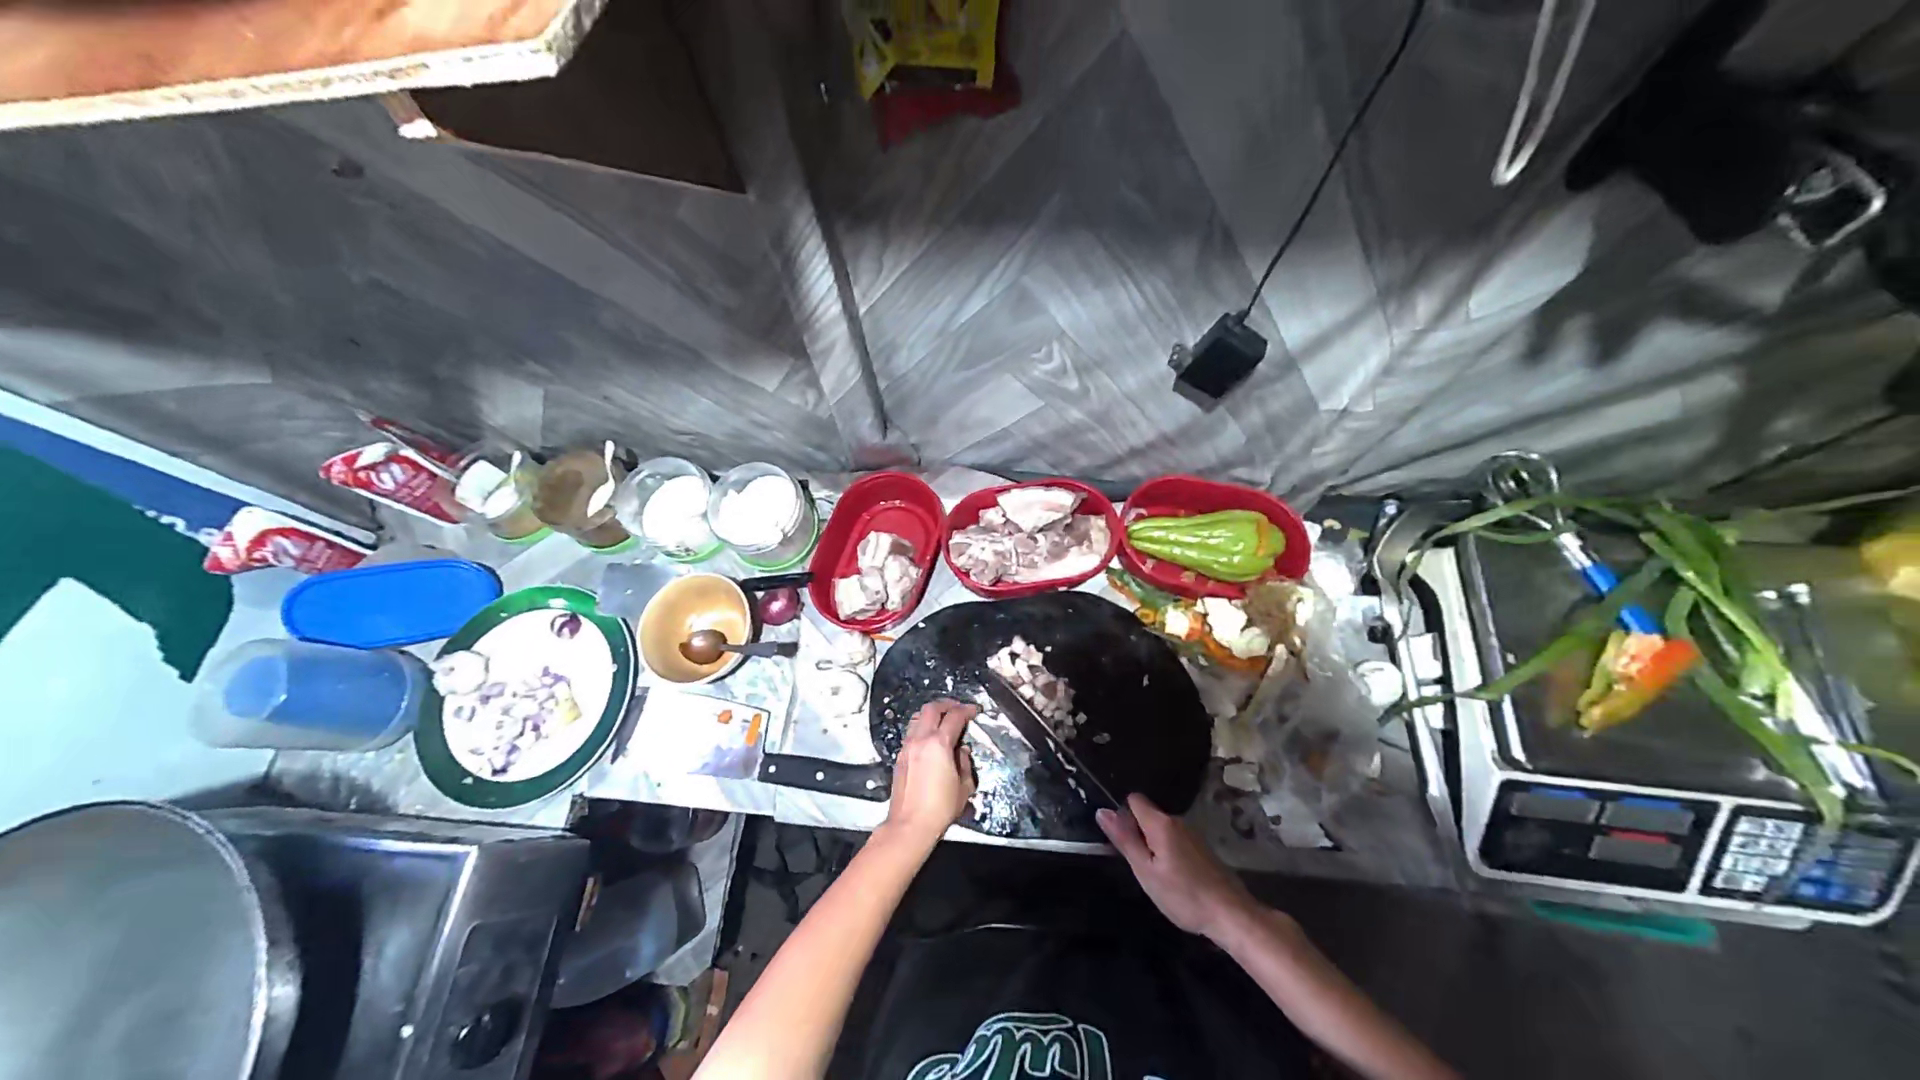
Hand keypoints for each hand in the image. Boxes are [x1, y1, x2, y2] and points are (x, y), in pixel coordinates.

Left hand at [882, 700, 976, 845]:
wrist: (910, 824)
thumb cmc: (940, 808)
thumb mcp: (964, 787)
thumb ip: (965, 763)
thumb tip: (962, 752)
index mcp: (939, 744)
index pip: (954, 716)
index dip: (966, 710)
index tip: (974, 710)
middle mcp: (921, 740)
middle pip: (932, 708)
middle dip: (947, 704)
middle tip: (958, 708)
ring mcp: (907, 747)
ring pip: (918, 717)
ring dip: (932, 714)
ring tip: (943, 720)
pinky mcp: (900, 757)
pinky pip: (911, 732)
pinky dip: (922, 727)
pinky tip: (931, 738)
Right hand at [1098, 793, 1262, 942]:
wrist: (1231, 915)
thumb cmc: (1183, 895)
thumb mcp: (1145, 871)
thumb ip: (1124, 839)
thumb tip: (1102, 811)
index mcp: (1161, 822)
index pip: (1134, 799)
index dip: (1124, 816)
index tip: (1126, 843)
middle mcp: (1177, 821)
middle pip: (1148, 816)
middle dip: (1138, 835)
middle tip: (1140, 867)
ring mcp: (1192, 834)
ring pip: (1161, 831)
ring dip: (1154, 847)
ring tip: (1158, 878)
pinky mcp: (1202, 848)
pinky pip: (1175, 841)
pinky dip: (1169, 855)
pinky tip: (1176, 881)